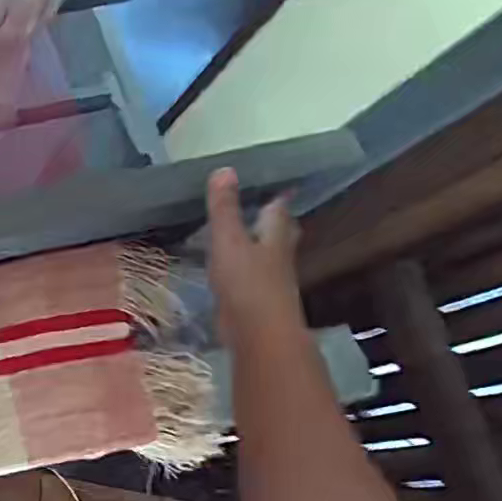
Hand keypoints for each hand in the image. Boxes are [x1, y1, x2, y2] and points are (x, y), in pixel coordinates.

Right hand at [205, 167, 305, 333]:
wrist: (257, 331)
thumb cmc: (246, 282)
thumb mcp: (228, 241)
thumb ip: (223, 209)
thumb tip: (223, 169)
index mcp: (275, 235)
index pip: (277, 208)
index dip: (273, 196)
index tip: (267, 184)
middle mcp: (278, 254)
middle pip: (278, 231)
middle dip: (270, 221)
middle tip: (260, 210)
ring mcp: (269, 279)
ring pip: (266, 254)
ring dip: (257, 246)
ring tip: (242, 238)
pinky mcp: (256, 300)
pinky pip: (250, 276)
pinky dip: (243, 269)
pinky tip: (232, 271)